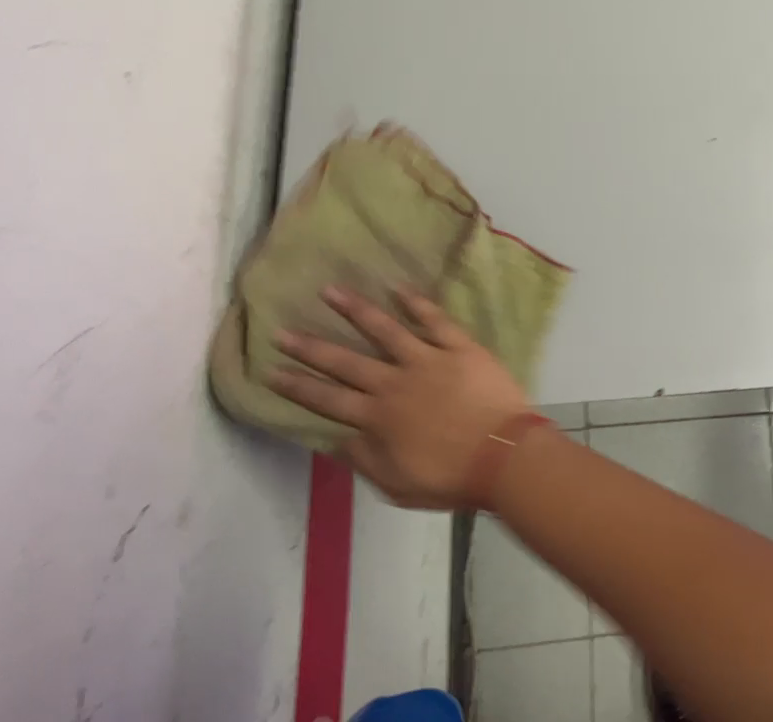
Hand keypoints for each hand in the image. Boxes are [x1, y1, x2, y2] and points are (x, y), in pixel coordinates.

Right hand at [268, 284, 532, 508]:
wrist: (503, 457)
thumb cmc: (451, 477)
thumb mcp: (396, 484)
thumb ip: (364, 459)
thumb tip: (336, 438)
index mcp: (377, 418)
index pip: (327, 399)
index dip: (297, 386)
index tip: (269, 371)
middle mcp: (395, 384)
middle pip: (345, 361)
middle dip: (311, 347)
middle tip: (282, 330)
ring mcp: (428, 361)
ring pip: (385, 329)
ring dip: (355, 310)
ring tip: (330, 291)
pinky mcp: (460, 348)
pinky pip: (435, 321)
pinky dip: (417, 303)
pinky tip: (398, 288)